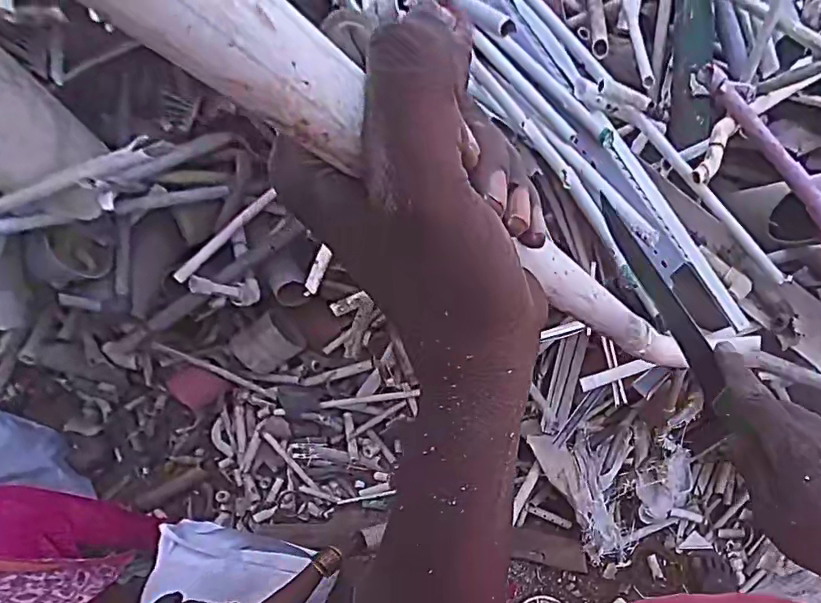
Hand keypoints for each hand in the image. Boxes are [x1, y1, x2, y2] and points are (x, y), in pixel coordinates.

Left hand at [270, 0, 545, 393]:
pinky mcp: (442, 188)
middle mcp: (354, 162)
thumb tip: (429, 19)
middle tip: (466, 191)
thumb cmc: (450, 299)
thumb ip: (414, 91)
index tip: (428, 130)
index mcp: (315, 158)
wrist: (487, 350)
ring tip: (490, 221)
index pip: (335, 56)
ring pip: (460, 118)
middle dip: (462, 137)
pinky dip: (505, 187)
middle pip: (415, 84)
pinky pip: (483, 151)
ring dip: (492, 170)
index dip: (397, 80)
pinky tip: (505, 225)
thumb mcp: (424, 189)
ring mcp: (402, 175)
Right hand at [714, 347, 820, 602]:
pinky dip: (799, 443)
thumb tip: (739, 441)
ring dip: (777, 431)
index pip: (755, 398)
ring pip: (799, 421)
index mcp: (794, 443)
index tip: (722, 355)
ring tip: (765, 462)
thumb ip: (753, 469)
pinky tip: (795, 472)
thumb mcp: (771, 512)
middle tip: (733, 426)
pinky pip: (818, 434)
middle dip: (753, 411)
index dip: (734, 376)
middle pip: (778, 407)